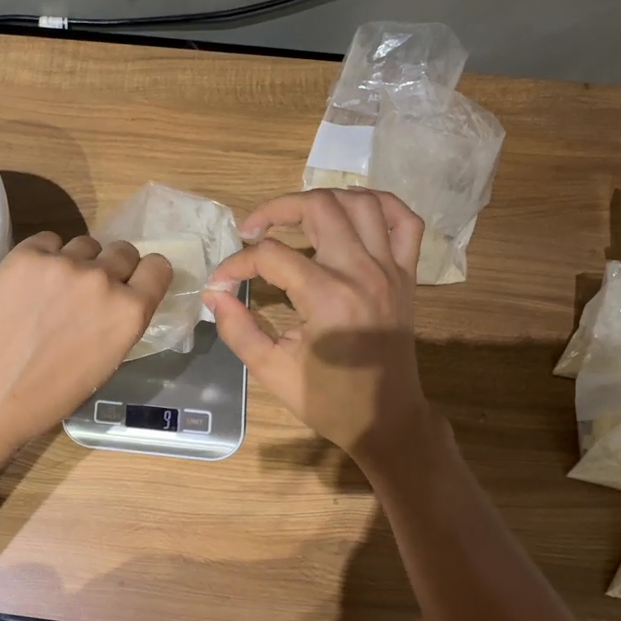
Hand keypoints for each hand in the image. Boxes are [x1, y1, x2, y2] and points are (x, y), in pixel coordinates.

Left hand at [0, 233, 173, 470]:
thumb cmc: (48, 396)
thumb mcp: (105, 363)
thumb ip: (119, 322)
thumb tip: (118, 298)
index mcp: (129, 313)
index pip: (158, 267)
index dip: (145, 275)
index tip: (132, 284)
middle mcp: (102, 280)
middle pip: (122, 250)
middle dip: (110, 268)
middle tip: (87, 293)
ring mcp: (62, 264)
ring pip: (84, 244)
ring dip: (76, 261)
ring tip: (52, 291)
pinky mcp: (25, 255)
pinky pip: (48, 240)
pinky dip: (44, 257)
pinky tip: (28, 284)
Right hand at [202, 188, 433, 466]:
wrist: (385, 419)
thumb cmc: (326, 400)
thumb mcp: (271, 370)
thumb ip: (237, 329)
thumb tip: (213, 294)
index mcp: (327, 298)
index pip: (271, 256)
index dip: (236, 264)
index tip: (219, 282)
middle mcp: (362, 272)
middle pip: (319, 208)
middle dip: (276, 210)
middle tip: (252, 230)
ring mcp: (390, 270)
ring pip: (361, 203)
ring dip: (323, 200)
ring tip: (295, 218)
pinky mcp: (407, 275)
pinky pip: (405, 222)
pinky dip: (380, 205)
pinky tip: (350, 213)